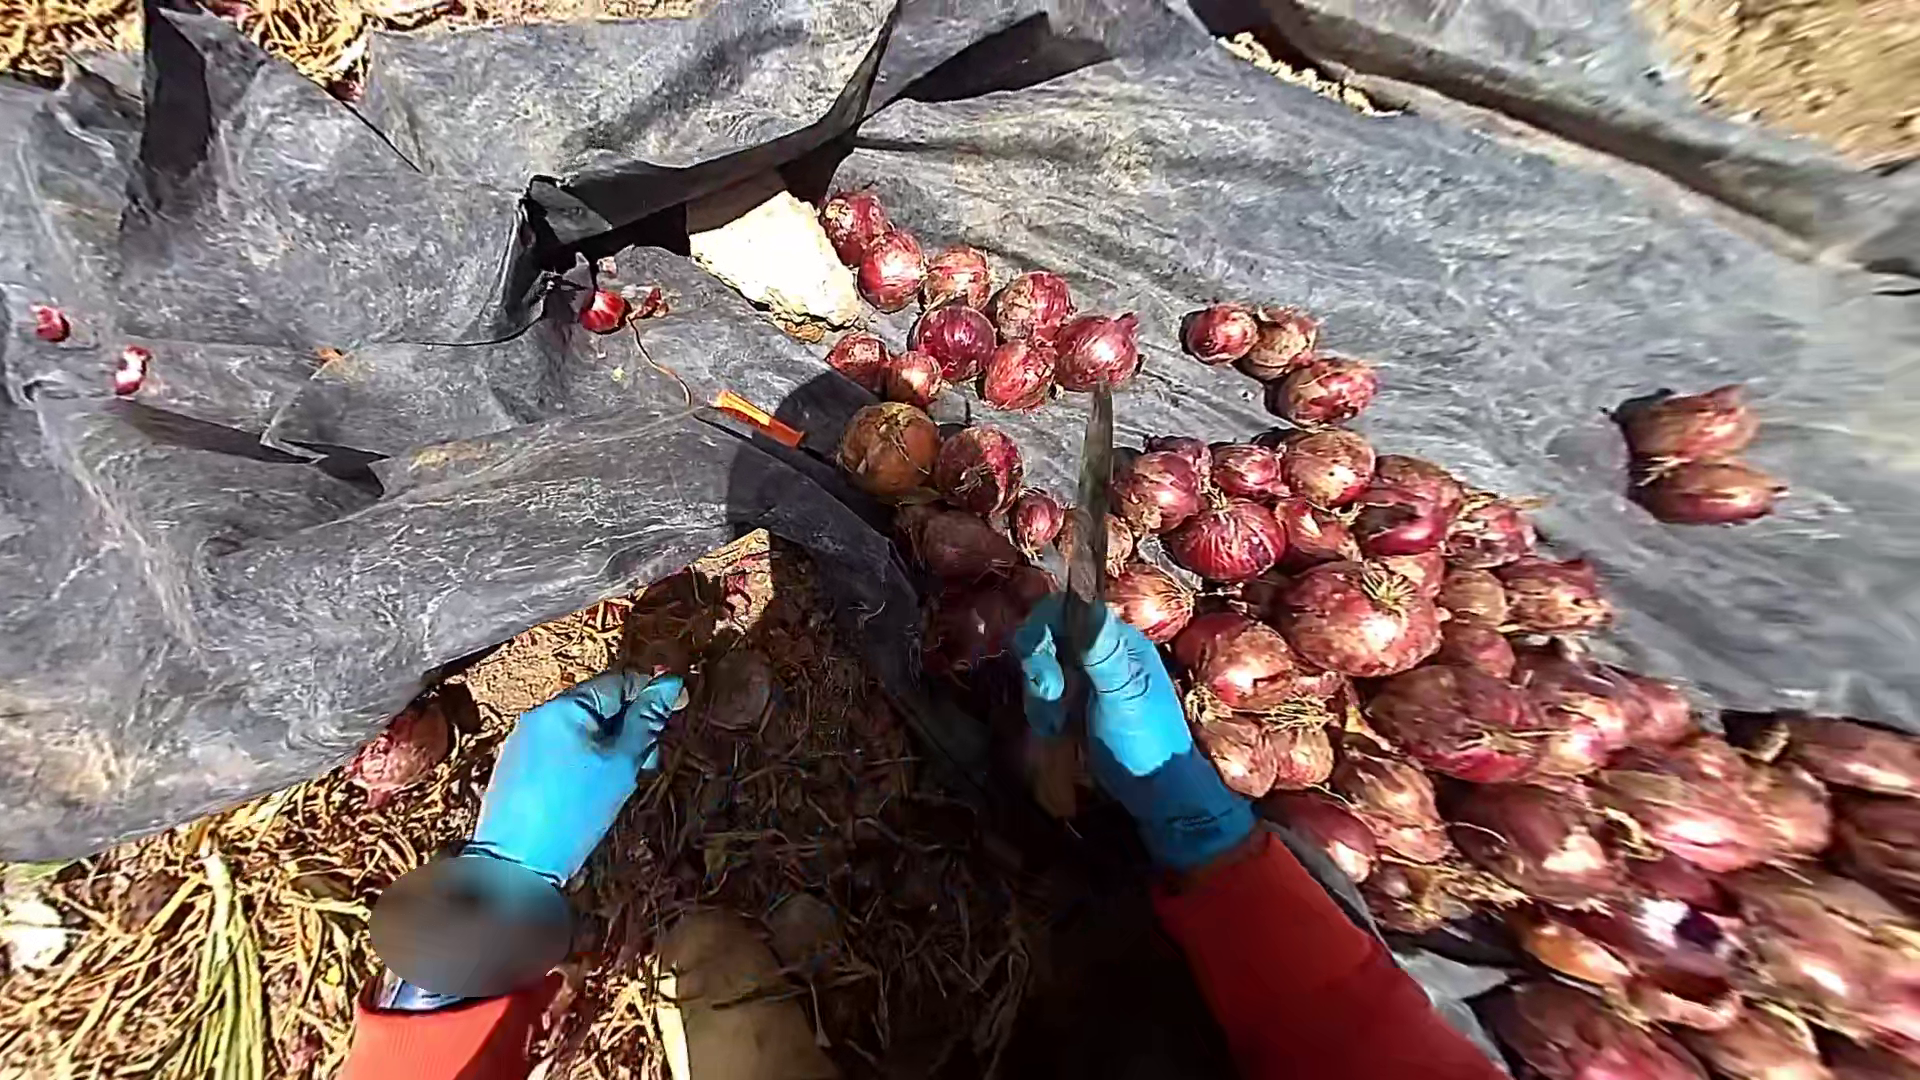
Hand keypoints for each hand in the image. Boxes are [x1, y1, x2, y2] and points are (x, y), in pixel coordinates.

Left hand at [469, 670, 685, 882]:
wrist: (514, 869)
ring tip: (629, 774)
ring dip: (616, 743)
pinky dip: (592, 755)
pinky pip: (568, 746)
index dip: (653, 691)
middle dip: (635, 724)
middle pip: (603, 704)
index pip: (620, 681)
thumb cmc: (577, 807)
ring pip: (588, 727)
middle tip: (652, 756)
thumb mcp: (623, 761)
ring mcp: (527, 741)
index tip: (680, 708)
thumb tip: (671, 682)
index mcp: (565, 707)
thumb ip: (648, 718)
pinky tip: (602, 783)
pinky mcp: (520, 766)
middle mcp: (541, 716)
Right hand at [1013, 596, 1252, 869]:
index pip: (1066, 608)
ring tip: (1054, 722)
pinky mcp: (1072, 699)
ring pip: (1039, 663)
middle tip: (1050, 695)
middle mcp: (1099, 649)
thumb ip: (1103, 653)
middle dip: (1039, 665)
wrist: (1158, 793)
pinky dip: (1040, 707)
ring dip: (1038, 692)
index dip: (1044, 626)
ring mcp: (1084, 675)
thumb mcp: (1125, 698)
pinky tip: (1054, 728)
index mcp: (1117, 639)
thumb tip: (1087, 603)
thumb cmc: (1148, 742)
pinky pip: (1041, 690)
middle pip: (1046, 634)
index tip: (1040, 659)